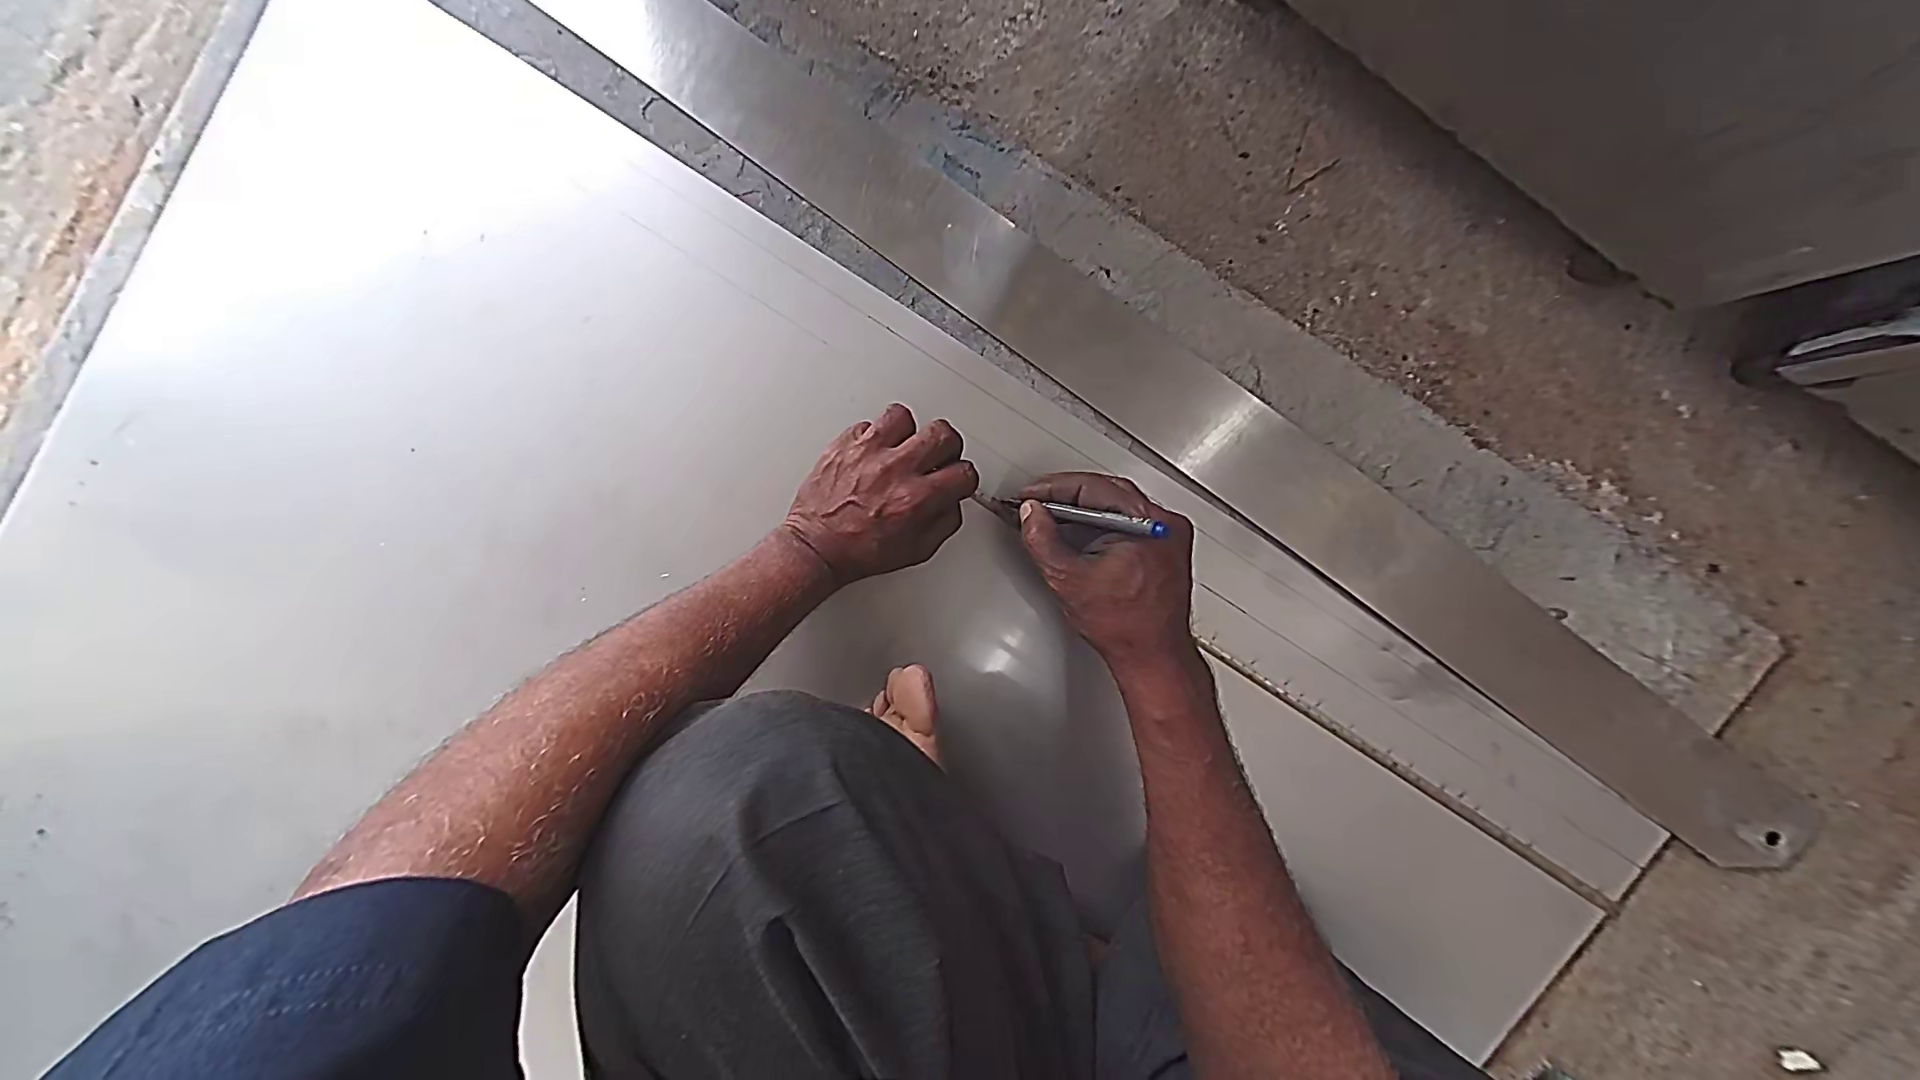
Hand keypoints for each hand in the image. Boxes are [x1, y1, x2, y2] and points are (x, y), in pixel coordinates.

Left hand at [781, 404, 978, 584]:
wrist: (816, 546)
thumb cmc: (858, 551)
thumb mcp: (917, 550)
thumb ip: (944, 522)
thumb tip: (952, 501)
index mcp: (918, 498)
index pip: (963, 471)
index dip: (963, 477)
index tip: (956, 479)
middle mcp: (896, 470)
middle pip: (942, 434)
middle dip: (947, 447)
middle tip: (938, 457)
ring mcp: (869, 452)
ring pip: (905, 418)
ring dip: (909, 433)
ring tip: (904, 448)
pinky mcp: (846, 444)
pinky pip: (870, 424)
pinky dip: (876, 436)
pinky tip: (876, 452)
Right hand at [1017, 472, 1195, 666]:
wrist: (1153, 656)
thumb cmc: (1125, 628)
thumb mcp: (1068, 580)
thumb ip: (1042, 540)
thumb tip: (1031, 513)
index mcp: (1146, 524)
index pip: (1093, 487)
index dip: (1054, 488)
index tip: (1032, 494)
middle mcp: (1165, 524)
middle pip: (1108, 490)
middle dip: (1068, 493)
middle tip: (1039, 500)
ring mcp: (1170, 535)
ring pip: (1120, 503)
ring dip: (1085, 506)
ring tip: (1055, 515)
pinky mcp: (1168, 547)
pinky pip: (1131, 519)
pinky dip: (1103, 520)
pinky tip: (1081, 532)